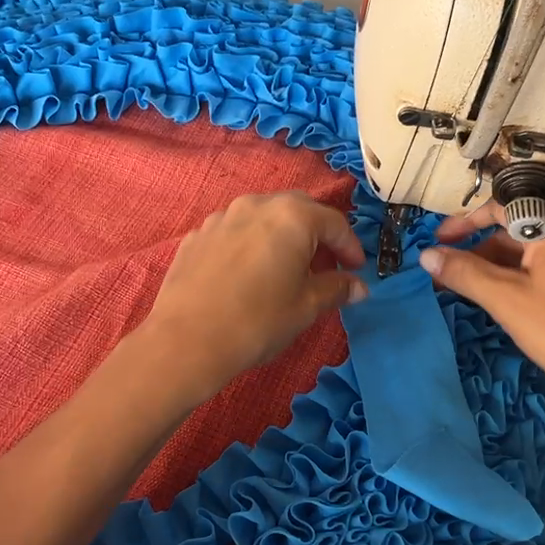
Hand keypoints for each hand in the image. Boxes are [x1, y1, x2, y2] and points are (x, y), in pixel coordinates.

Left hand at [131, 192, 366, 404]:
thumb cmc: (257, 322)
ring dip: (281, 235)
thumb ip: (335, 289)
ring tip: (286, 267)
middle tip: (326, 264)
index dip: (350, 246)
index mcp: (291, 216)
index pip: (333, 222)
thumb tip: (358, 287)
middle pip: (298, 209)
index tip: (356, 270)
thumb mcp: (305, 307)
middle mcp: (256, 205)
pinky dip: (250, 244)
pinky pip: (234, 231)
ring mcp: (222, 217)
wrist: (186, 340)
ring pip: (262, 216)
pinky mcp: (197, 235)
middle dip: (316, 233)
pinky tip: (248, 273)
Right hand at [421, 202, 544, 422]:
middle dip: (479, 251)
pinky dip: (526, 281)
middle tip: (448, 277)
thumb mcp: (507, 301)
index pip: (501, 206)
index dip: (463, 223)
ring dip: (500, 268)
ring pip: (537, 253)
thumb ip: (463, 273)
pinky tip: (512, 308)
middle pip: (519, 228)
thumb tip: (426, 255)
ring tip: (474, 295)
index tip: (436, 246)